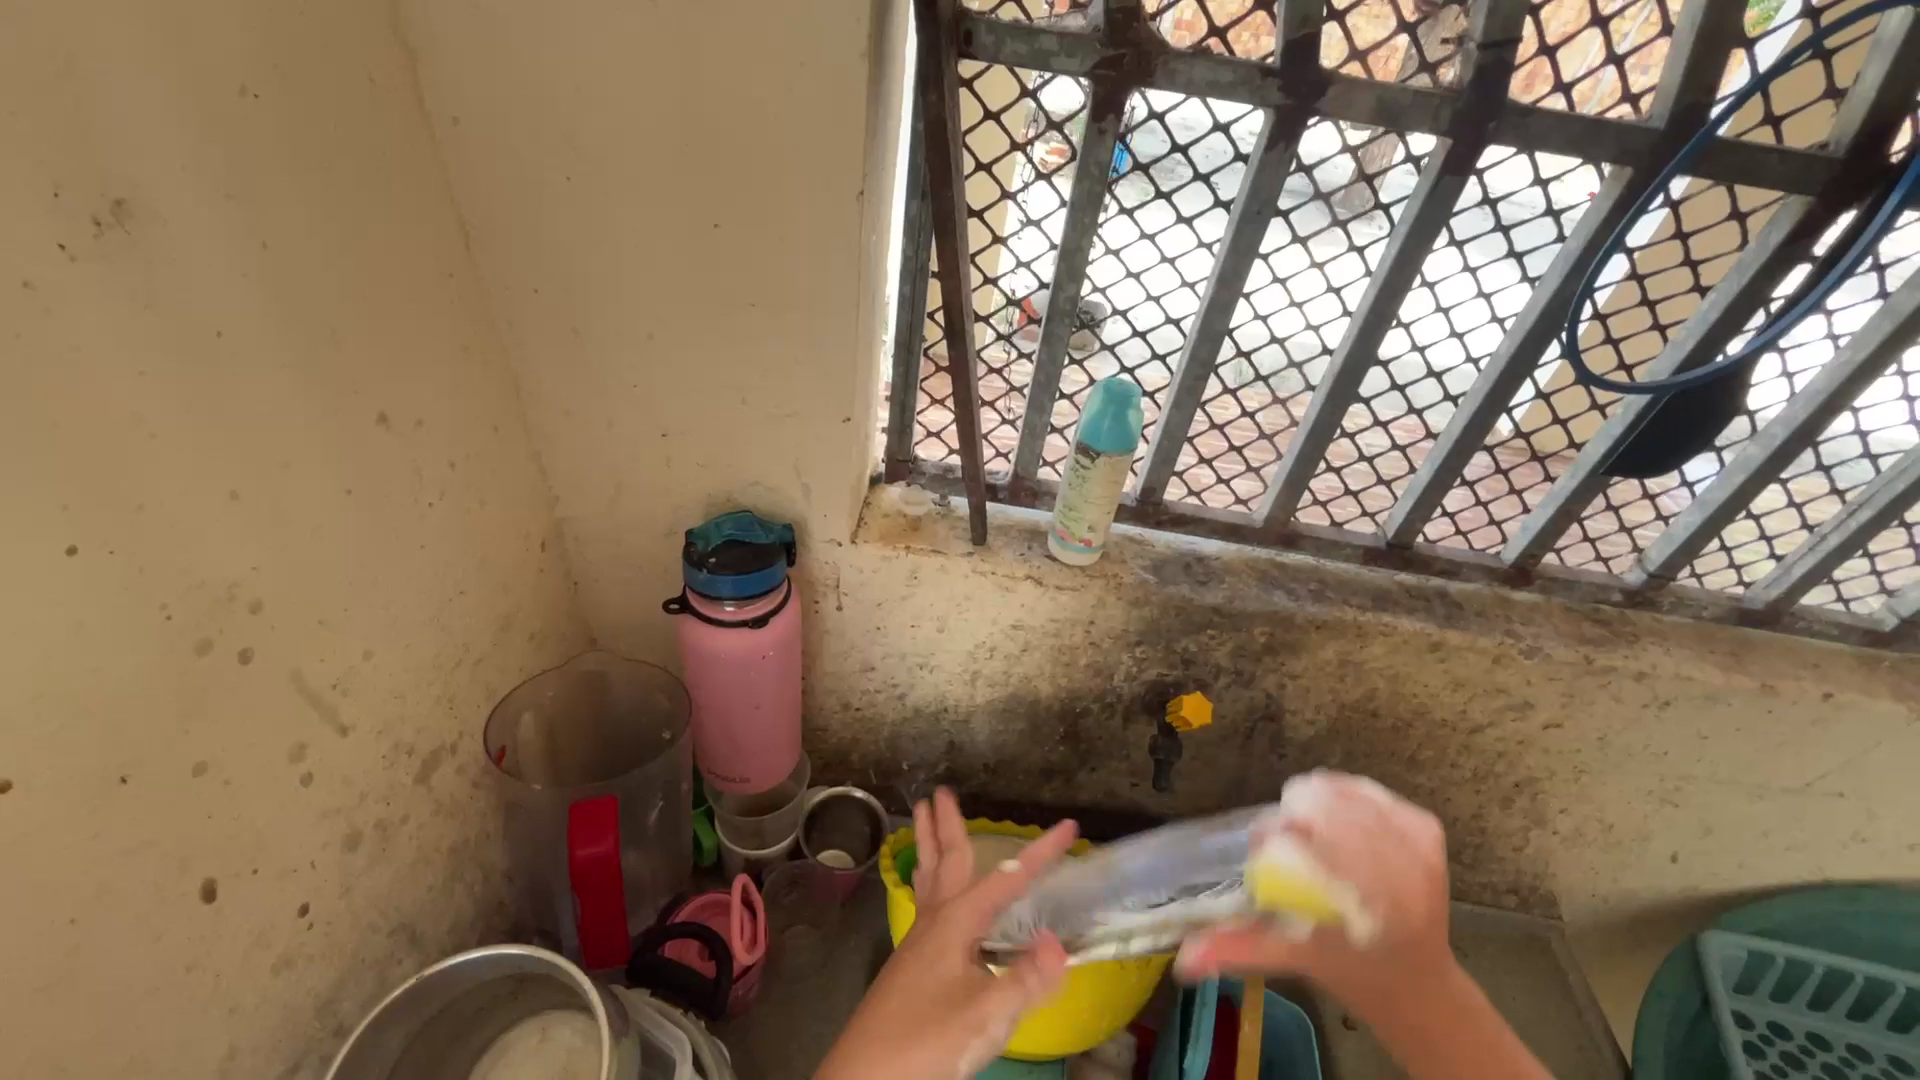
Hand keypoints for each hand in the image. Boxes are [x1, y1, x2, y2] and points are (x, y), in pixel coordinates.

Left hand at [816, 789, 1076, 1079]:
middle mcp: (935, 922)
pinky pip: (925, 902)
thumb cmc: (927, 1042)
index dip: (1041, 854)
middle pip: (946, 862)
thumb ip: (1024, 979)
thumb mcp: (985, 1015)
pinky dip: (928, 880)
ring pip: (927, 878)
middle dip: (950, 826)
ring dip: (929, 845)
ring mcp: (919, 942)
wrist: (867, 1078)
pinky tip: (933, 894)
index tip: (1070, 827)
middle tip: (942, 790)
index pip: (1008, 881)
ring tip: (923, 817)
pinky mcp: (912, 963)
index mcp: (957, 924)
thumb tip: (1061, 941)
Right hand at [1174, 770, 1453, 1017]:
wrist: (1419, 981)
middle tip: (1283, 840)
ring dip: (1314, 803)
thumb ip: (1238, 948)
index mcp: (1374, 900)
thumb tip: (1181, 958)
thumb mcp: (1292, 958)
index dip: (1275, 835)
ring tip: (1307, 830)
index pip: (1312, 838)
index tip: (1260, 848)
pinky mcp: (1428, 827)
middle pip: (1325, 804)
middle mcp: (1406, 866)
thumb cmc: (1351, 970)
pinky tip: (1335, 820)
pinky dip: (1342, 796)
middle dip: (1292, 815)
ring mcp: (1420, 842)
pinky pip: (1366, 788)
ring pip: (1342, 790)